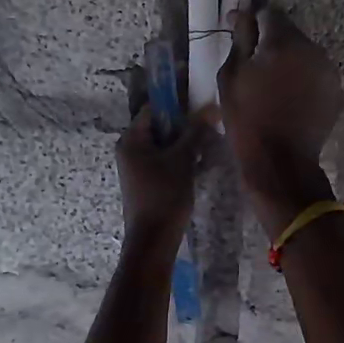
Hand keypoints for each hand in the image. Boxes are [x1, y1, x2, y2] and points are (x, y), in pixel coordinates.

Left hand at [116, 107, 207, 240]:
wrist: (153, 241)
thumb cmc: (164, 194)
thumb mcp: (182, 159)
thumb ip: (196, 131)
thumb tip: (211, 107)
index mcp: (132, 139)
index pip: (153, 109)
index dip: (176, 103)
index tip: (200, 102)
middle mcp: (131, 149)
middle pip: (161, 126)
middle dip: (186, 124)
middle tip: (211, 122)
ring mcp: (139, 166)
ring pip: (167, 144)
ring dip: (188, 142)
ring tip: (212, 140)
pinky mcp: (150, 181)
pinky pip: (167, 160)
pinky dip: (184, 158)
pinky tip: (206, 160)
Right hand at [218, 9, 343, 200]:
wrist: (280, 161)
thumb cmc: (247, 119)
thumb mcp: (231, 77)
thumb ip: (240, 40)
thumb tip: (242, 15)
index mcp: (283, 42)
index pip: (269, 14)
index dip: (253, 21)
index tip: (241, 34)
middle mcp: (312, 49)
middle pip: (290, 33)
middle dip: (272, 42)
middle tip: (255, 64)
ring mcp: (329, 71)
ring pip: (305, 53)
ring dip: (289, 60)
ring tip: (273, 83)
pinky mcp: (337, 91)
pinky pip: (316, 74)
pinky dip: (303, 78)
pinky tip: (290, 97)